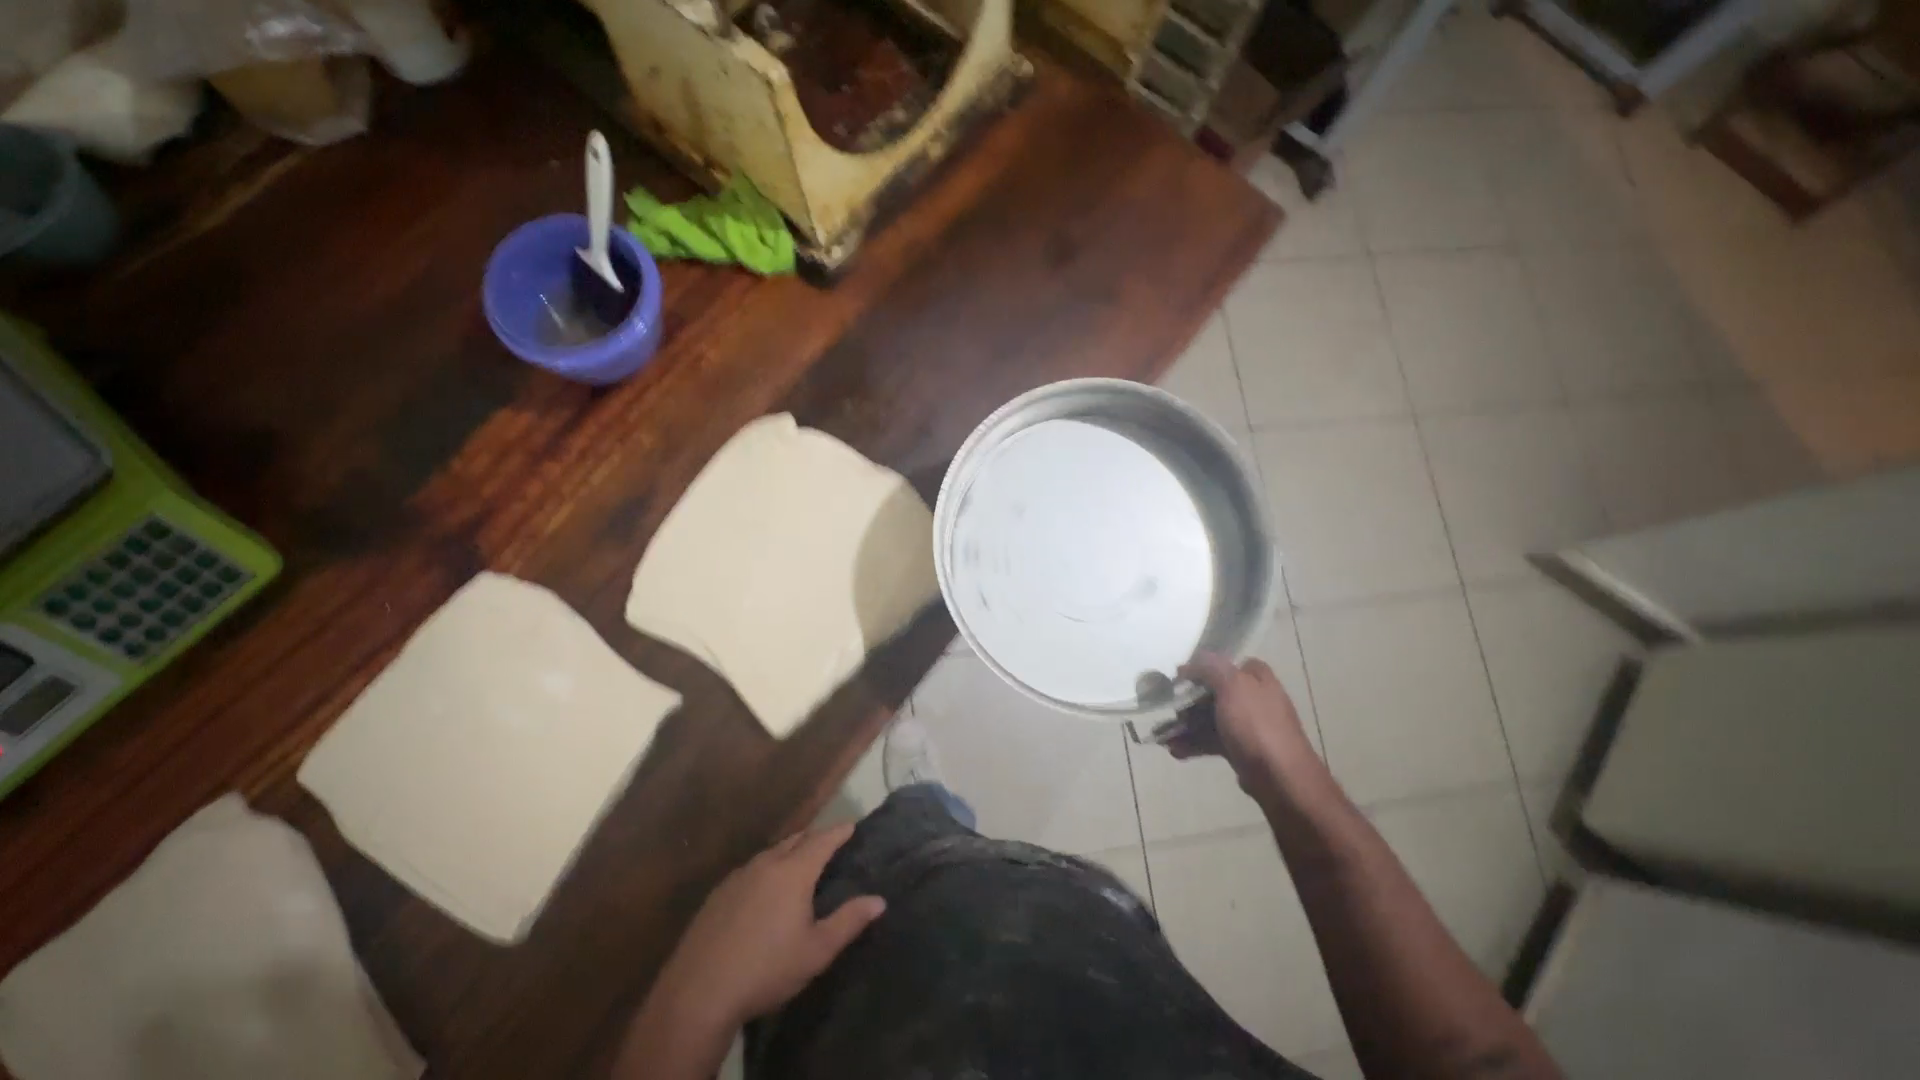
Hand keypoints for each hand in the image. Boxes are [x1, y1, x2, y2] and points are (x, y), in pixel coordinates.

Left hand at [651, 823, 885, 1027]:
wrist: (700, 990)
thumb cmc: (767, 969)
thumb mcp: (817, 950)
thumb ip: (849, 921)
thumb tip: (878, 900)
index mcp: (792, 873)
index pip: (821, 841)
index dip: (839, 832)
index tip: (852, 826)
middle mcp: (764, 866)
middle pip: (794, 840)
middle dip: (814, 838)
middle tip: (830, 842)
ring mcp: (737, 878)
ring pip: (769, 854)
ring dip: (788, 852)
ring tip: (800, 862)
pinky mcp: (717, 895)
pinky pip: (750, 870)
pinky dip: (767, 869)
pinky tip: (765, 888)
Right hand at [1172, 652, 1327, 804]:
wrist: (1279, 775)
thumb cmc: (1256, 724)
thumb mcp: (1232, 685)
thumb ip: (1211, 668)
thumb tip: (1190, 662)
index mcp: (1256, 677)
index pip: (1226, 664)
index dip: (1201, 669)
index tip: (1180, 679)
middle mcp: (1254, 697)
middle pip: (1214, 693)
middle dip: (1187, 702)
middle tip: (1168, 710)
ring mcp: (1248, 725)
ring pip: (1211, 719)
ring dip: (1187, 726)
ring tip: (1164, 736)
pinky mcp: (1241, 748)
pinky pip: (1213, 741)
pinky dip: (1195, 744)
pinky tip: (1176, 750)